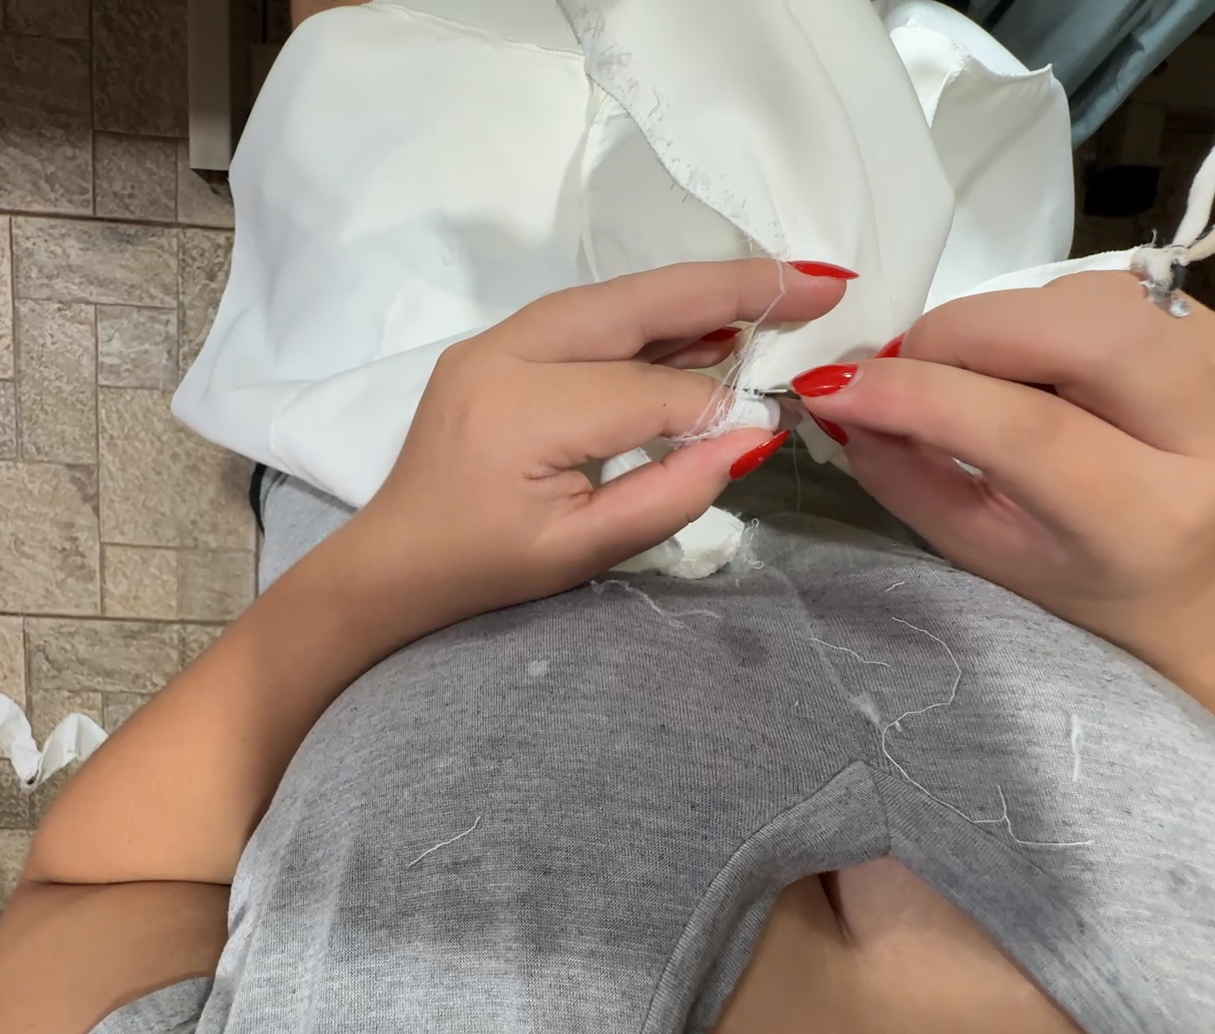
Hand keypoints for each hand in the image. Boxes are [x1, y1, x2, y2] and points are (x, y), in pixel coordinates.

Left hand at [335, 258, 850, 638]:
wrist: (394, 561)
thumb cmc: (484, 569)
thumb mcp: (582, 552)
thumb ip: (672, 494)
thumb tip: (756, 434)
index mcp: (522, 414)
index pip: (647, 394)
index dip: (713, 409)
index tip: (766, 425)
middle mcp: (503, 355)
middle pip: (634, 304)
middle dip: (734, 287)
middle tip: (821, 282)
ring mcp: (491, 342)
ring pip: (611, 299)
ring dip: (694, 293)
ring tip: (775, 293)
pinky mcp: (492, 346)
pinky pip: (584, 318)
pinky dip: (647, 318)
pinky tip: (698, 322)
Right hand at [793, 271, 1214, 674]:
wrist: (1172, 568)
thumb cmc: (1055, 569)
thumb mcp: (966, 543)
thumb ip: (901, 473)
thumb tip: (840, 399)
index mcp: (1143, 518)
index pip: (1024, 430)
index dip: (915, 395)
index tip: (829, 388)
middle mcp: (1210, 431)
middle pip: (1080, 334)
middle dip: (957, 335)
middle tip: (899, 369)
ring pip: (1082, 298)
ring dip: (989, 324)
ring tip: (960, 377)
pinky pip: (1095, 288)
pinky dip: (1023, 314)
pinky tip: (1014, 363)